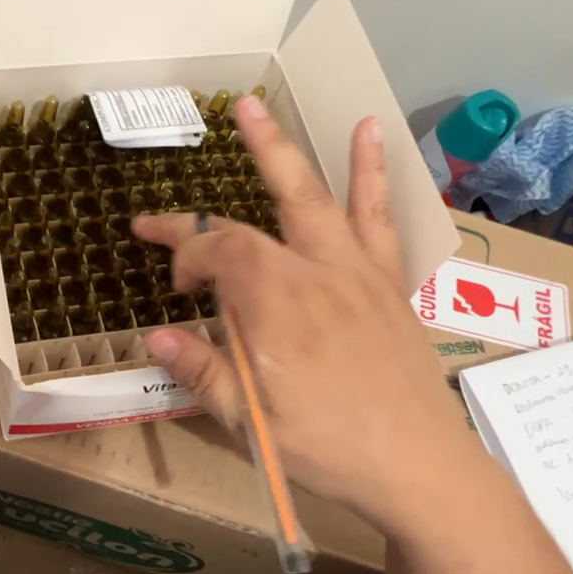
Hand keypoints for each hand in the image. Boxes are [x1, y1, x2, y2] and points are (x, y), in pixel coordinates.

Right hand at [133, 97, 485, 527]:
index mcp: (276, 303)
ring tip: (290, 107)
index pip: (220, 249)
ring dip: (303, 150)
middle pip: (275, 200)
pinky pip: (380, 221)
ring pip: (325, 198)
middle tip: (233, 110)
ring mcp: (359, 274)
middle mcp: (318, 272)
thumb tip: (154, 337)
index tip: (176, 286)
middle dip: (250, 154)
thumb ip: (201, 371)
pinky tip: (374, 143)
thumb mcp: (249, 421)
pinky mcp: (388, 287)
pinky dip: (373, 179)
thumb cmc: (325, 446)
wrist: (417, 466)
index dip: (187, 252)